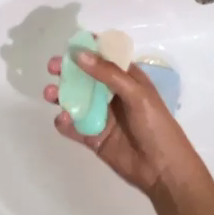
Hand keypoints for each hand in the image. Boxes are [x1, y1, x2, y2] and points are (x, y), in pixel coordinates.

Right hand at [44, 50, 212, 200]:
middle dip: (68, 71)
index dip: (88, 50)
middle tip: (53, 68)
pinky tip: (63, 120)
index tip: (69, 45)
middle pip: (85, 77)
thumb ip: (108, 74)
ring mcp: (101, 116)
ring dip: (61, 95)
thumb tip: (80, 54)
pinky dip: (65, 122)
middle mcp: (112, 95)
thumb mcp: (137, 94)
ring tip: (50, 95)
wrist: (163, 170)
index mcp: (127, 79)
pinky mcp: (93, 137)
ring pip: (76, 100)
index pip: (105, 58)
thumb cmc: (156, 126)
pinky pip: (74, 126)